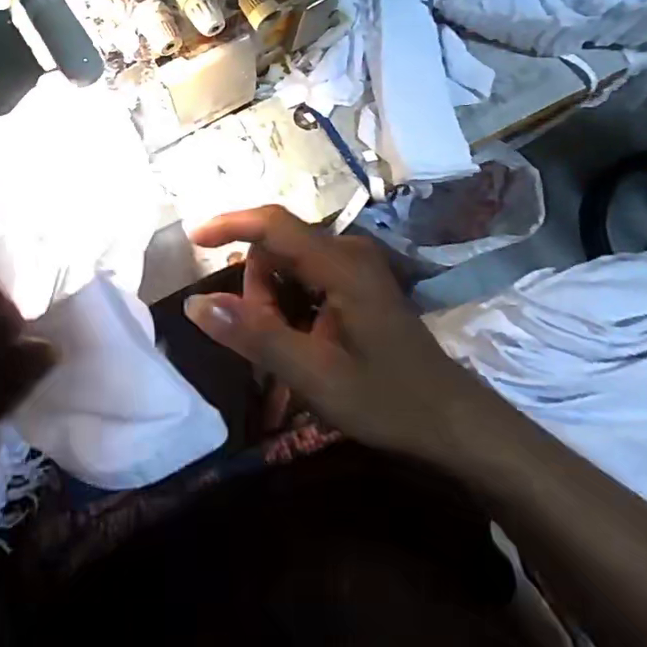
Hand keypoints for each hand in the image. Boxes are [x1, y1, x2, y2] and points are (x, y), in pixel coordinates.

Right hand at [183, 206, 487, 460]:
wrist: (453, 422)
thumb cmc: (387, 399)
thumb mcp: (312, 375)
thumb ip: (253, 335)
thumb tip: (195, 302)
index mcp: (341, 265)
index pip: (273, 224)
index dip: (229, 224)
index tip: (193, 240)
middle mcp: (349, 253)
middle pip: (277, 246)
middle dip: (255, 285)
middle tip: (261, 339)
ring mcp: (357, 266)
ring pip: (288, 262)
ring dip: (271, 298)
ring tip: (283, 347)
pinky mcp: (360, 283)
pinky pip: (306, 275)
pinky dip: (288, 300)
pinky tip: (298, 339)